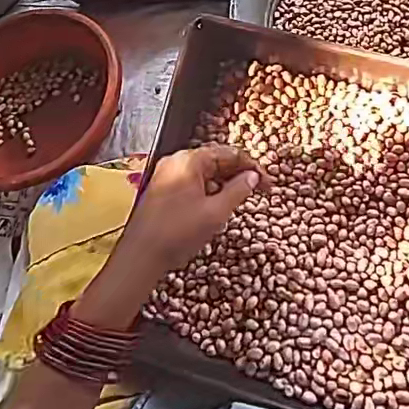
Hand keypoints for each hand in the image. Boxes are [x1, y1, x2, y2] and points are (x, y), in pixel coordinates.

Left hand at [118, 144, 261, 276]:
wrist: (141, 255)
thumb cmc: (177, 233)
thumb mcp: (216, 212)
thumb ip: (238, 191)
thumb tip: (252, 177)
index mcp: (189, 160)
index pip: (229, 153)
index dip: (252, 167)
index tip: (267, 184)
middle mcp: (175, 161)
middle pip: (216, 160)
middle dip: (238, 174)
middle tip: (258, 191)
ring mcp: (166, 175)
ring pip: (204, 172)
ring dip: (224, 183)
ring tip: (239, 200)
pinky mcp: (162, 190)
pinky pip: (192, 182)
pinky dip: (208, 190)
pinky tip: (216, 206)